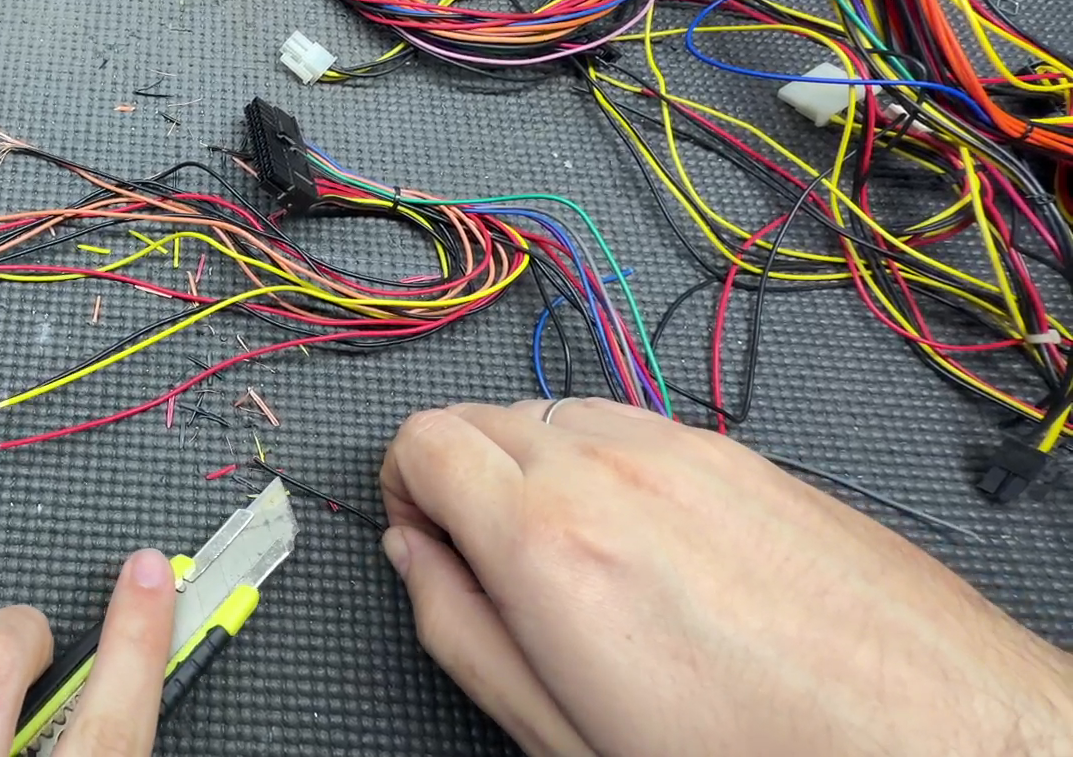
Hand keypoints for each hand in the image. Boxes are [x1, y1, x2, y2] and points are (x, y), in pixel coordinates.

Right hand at [380, 400, 1072, 756]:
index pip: (419, 440)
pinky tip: (641, 531)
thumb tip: (411, 551)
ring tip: (571, 543)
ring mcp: (673, 447)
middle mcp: (601, 468)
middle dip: (454, 472)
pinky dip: (591, 454)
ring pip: (538, 408)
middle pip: (469, 415)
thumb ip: (454, 626)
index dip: (402, 484)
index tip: (426, 532)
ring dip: (522, 460)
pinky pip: (615, 417)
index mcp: (545, 540)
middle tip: (491, 550)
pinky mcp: (731, 448)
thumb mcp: (560, 732)